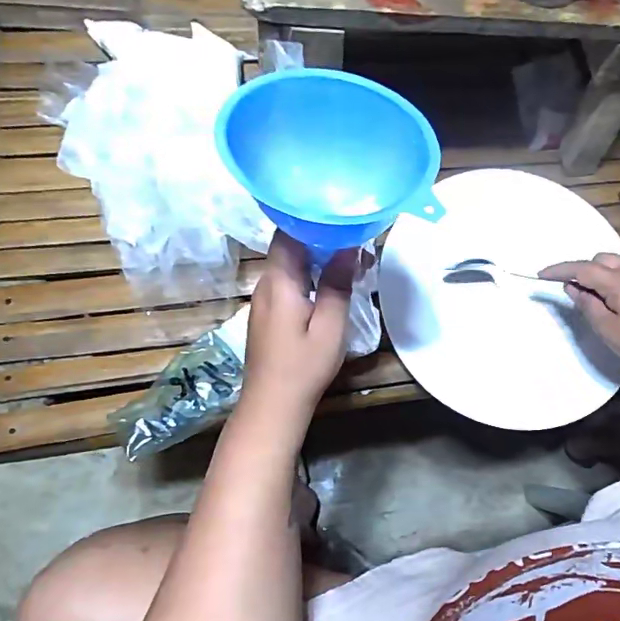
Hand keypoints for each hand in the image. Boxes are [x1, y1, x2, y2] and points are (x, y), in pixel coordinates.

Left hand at [242, 233, 359, 416]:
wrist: (273, 405)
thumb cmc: (304, 366)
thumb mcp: (330, 326)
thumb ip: (338, 285)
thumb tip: (349, 248)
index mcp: (279, 282)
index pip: (289, 233)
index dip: (313, 220)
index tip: (342, 215)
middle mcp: (266, 284)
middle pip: (289, 247)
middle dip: (321, 237)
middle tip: (355, 236)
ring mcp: (264, 300)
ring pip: (290, 265)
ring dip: (317, 257)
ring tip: (350, 256)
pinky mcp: (268, 314)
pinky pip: (289, 282)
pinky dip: (310, 275)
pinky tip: (331, 282)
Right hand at [539, 253, 619, 373]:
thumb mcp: (608, 328)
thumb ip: (588, 305)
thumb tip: (574, 288)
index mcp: (617, 280)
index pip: (581, 268)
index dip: (560, 270)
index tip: (541, 275)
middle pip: (600, 259)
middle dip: (581, 269)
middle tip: (569, 289)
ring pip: (614, 265)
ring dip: (598, 274)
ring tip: (589, 296)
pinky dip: (611, 280)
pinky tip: (611, 301)